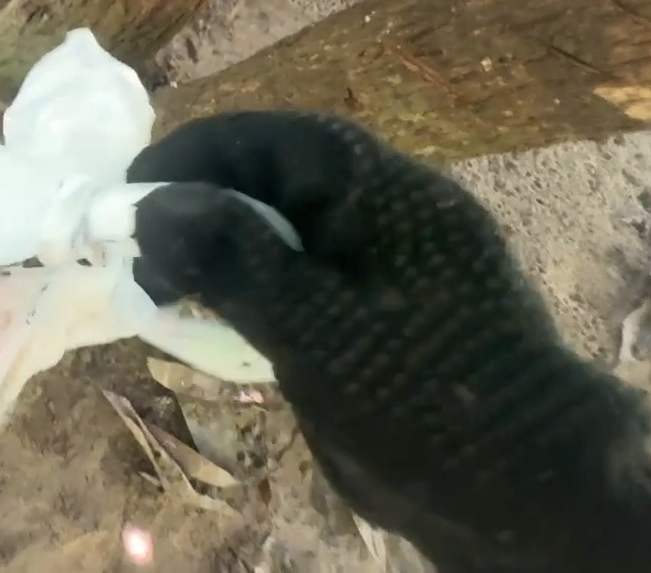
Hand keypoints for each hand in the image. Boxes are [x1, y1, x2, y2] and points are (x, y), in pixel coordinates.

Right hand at [127, 111, 650, 570]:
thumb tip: (141, 202)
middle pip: (252, 176)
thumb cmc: (419, 399)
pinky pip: (275, 265)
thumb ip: (223, 253)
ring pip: (257, 222)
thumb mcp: (309, 322)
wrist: (525, 510)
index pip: (257, 139)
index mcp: (374, 189)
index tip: (126, 198)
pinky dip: (229, 279)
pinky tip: (199, 310)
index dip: (182, 158)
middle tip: (137, 256)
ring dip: (201, 246)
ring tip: (161, 289)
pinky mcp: (355, 296)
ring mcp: (365, 252)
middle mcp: (369, 206)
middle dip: (185, 208)